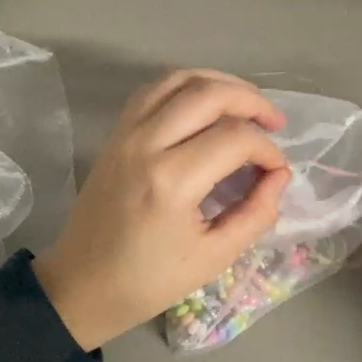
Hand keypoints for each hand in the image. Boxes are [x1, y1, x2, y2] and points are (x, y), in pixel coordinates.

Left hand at [34, 70, 291, 350]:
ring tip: (246, 104)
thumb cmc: (149, 279)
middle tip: (275, 122)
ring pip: (177, 79)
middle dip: (251, 100)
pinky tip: (206, 105)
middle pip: (207, 93)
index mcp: (170, 181)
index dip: (267, 149)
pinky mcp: (114, 133)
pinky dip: (185, 86)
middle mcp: (145, 144)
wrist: (83, 282)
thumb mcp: (214, 257)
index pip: (234, 138)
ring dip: (218, 83)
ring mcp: (125, 133)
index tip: (278, 171)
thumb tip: (279, 175)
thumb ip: (255, 213)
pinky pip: (152, 90)